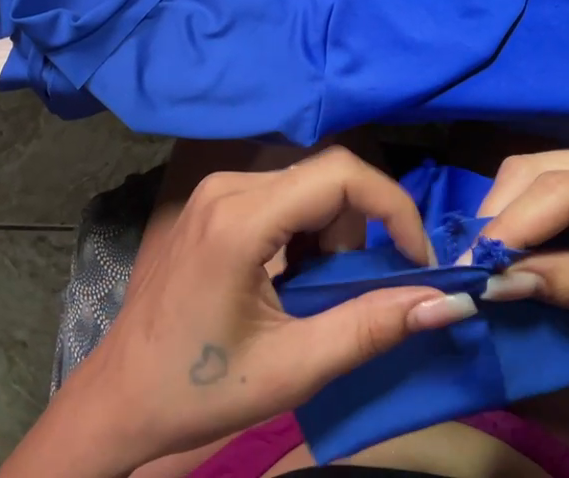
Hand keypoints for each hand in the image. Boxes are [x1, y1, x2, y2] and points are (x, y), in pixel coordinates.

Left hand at [48, 147, 477, 471]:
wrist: (123, 393)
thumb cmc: (201, 388)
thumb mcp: (295, 367)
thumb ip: (371, 326)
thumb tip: (445, 300)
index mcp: (239, 218)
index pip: (341, 176)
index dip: (395, 210)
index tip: (419, 263)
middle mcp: (226, 186)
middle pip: (326, 178)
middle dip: (359, 232)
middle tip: (352, 294)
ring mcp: (215, 190)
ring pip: (307, 185)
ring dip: (332, 235)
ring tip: (312, 297)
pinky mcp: (212, 201)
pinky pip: (281, 195)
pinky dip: (305, 232)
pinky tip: (287, 282)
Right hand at [472, 146, 568, 411]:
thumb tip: (498, 278)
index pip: (564, 190)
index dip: (511, 225)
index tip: (471, 268)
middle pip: (545, 171)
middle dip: (502, 216)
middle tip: (473, 268)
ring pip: (543, 173)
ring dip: (510, 215)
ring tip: (491, 263)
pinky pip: (557, 188)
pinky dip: (529, 217)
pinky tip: (518, 250)